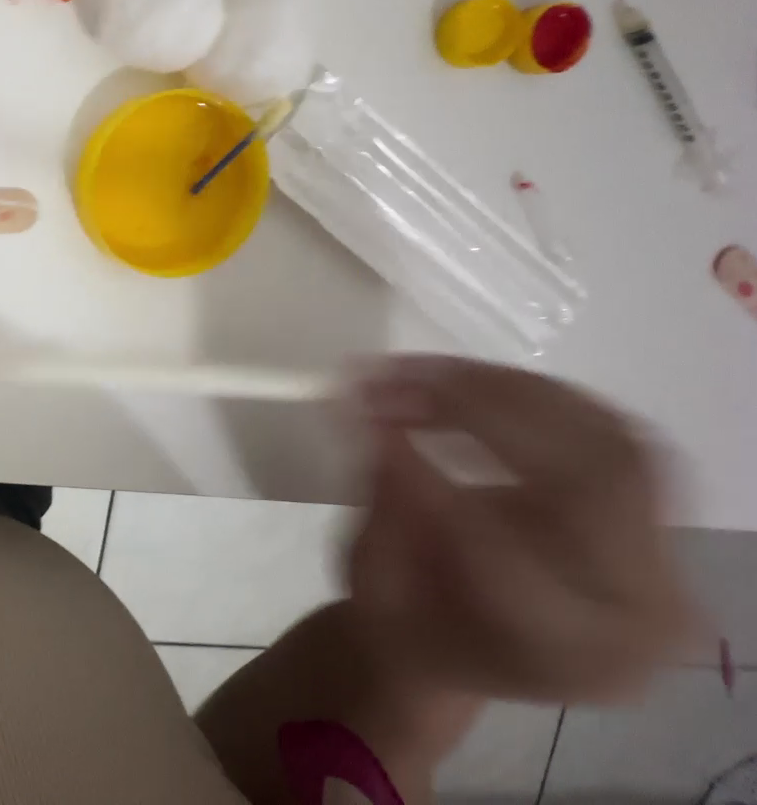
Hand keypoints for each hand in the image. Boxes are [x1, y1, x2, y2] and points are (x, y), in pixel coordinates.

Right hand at [345, 355, 697, 704]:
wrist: (456, 650)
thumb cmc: (403, 629)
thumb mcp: (373, 587)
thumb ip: (383, 514)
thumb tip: (372, 424)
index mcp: (569, 651)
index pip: (509, 551)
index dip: (428, 477)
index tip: (361, 422)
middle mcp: (641, 605)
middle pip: (593, 476)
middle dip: (484, 408)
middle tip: (393, 376)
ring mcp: (659, 556)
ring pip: (609, 440)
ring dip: (505, 390)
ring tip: (417, 371)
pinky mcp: (647, 513)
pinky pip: (607, 431)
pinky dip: (530, 394)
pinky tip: (461, 382)